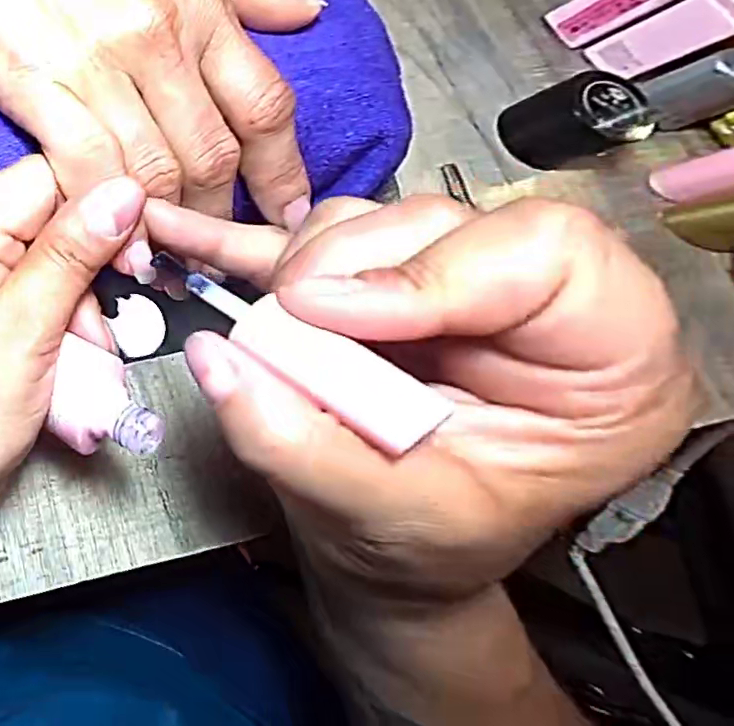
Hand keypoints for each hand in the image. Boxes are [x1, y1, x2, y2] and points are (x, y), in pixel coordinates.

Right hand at [0, 0, 322, 229]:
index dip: (282, 168)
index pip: (261, 103)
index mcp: (194, 1)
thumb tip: (301, 14)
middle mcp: (156, 40)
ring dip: (168, 227)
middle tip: (221, 252)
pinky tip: (117, 249)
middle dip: (223, 213)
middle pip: (210, 150)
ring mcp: (95, 67)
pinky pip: (86, 167)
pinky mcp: (37, 89)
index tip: (287, 209)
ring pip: (154, 169)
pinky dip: (107, 215)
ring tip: (172, 263)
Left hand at [0, 157, 144, 544]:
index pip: (39, 176)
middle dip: (93, 266)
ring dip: (85, 307)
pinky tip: (78, 368)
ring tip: (88, 362)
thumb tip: (123, 187)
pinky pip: (44, 296)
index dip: (97, 197)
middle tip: (106, 325)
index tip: (139, 247)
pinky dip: (70, 327)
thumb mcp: (22, 332)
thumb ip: (70, 257)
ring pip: (57, 262)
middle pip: (51, 217)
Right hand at [145, 195, 698, 603]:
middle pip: (429, 223)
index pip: (540, 255)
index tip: (328, 316)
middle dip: (337, 267)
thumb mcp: (376, 513)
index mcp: (590, 364)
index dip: (428, 271)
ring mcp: (421, 283)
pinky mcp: (344, 282)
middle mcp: (515, 306)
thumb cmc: (418, 542)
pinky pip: (284, 241)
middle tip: (283, 319)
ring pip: (352, 221)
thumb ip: (295, 443)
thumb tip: (213, 359)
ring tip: (256, 320)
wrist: (380, 543)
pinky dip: (224, 241)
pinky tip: (175, 230)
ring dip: (285, 262)